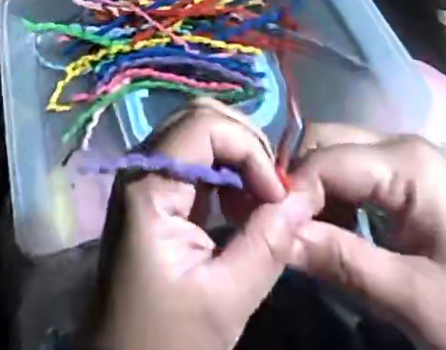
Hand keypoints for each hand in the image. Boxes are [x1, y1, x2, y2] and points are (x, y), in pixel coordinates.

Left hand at [92, 99, 318, 349]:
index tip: (278, 197)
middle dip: (245, 146)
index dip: (249, 149)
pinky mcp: (155, 192)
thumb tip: (303, 199)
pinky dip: (227, 173)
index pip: (203, 125)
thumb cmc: (166, 339)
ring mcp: (145, 175)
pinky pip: (195, 158)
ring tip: (262, 206)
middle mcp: (141, 165)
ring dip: (238, 158)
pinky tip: (243, 209)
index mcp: (148, 183)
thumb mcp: (225, 300)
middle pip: (199, 118)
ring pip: (198, 133)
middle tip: (273, 195)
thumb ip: (266, 245)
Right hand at [289, 134, 445, 349]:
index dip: (288, 193)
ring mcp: (410, 168)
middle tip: (278, 235)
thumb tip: (274, 234)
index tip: (264, 233)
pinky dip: (336, 204)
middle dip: (297, 185)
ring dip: (314, 196)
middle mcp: (402, 150)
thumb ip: (341, 261)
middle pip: (324, 147)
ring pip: (337, 162)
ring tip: (299, 241)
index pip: (321, 159)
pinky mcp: (416, 192)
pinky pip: (358, 182)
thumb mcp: (416, 301)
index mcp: (405, 162)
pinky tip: (332, 240)